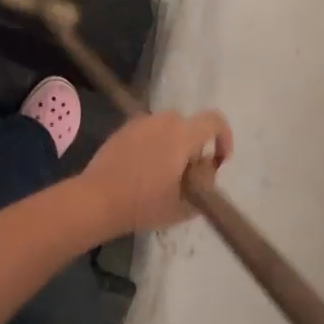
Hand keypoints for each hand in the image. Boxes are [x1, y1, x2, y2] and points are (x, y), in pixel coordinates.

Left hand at [79, 110, 232, 235]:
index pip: (214, 120)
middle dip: (195, 146)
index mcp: (182, 134)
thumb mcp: (186, 203)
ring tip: (165, 174)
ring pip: (167, 127)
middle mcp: (162, 120)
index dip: (224, 137)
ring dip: (173, 144)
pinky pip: (147, 131)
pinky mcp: (122, 129)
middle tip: (189, 174)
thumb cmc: (145, 203)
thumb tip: (206, 169)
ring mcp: (139, 122)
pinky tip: (144, 170)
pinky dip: (153, 144)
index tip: (219, 161)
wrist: (98, 198)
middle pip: (189, 125)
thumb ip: (205, 182)